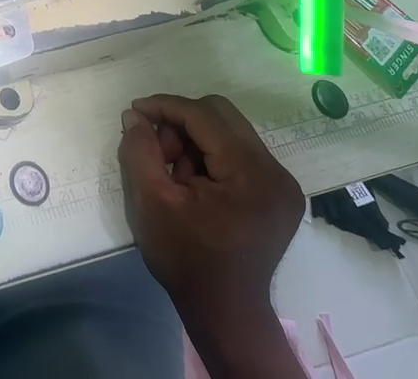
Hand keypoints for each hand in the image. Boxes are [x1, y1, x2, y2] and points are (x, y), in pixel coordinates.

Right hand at [118, 94, 303, 324]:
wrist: (224, 311)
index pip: (204, 116)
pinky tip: (195, 184)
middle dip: (182, 124)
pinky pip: (241, 154)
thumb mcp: (150, 200)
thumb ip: (140, 149)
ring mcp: (282, 185)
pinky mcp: (279, 196)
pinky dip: (212, 157)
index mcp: (250, 173)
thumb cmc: (185, 258)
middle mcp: (276, 172)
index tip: (134, 112)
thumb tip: (136, 115)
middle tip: (158, 152)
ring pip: (231, 133)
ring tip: (175, 174)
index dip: (165, 106)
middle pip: (222, 116)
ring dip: (196, 141)